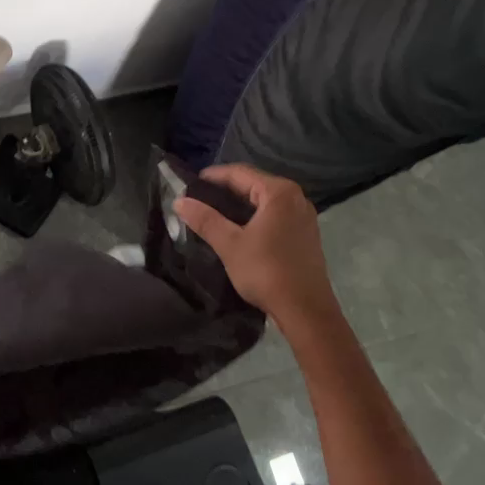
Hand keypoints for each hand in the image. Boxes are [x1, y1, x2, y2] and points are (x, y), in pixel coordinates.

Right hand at [172, 164, 338, 331]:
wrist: (306, 311)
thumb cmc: (267, 272)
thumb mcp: (230, 244)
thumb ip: (205, 219)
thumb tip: (179, 201)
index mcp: (279, 193)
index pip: (240, 173)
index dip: (212, 176)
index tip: (190, 185)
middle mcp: (296, 198)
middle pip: (254, 184)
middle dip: (225, 190)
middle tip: (198, 200)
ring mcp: (304, 217)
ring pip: (264, 201)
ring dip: (240, 204)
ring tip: (213, 214)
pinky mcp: (305, 234)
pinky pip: (274, 215)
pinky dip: (255, 216)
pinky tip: (239, 229)